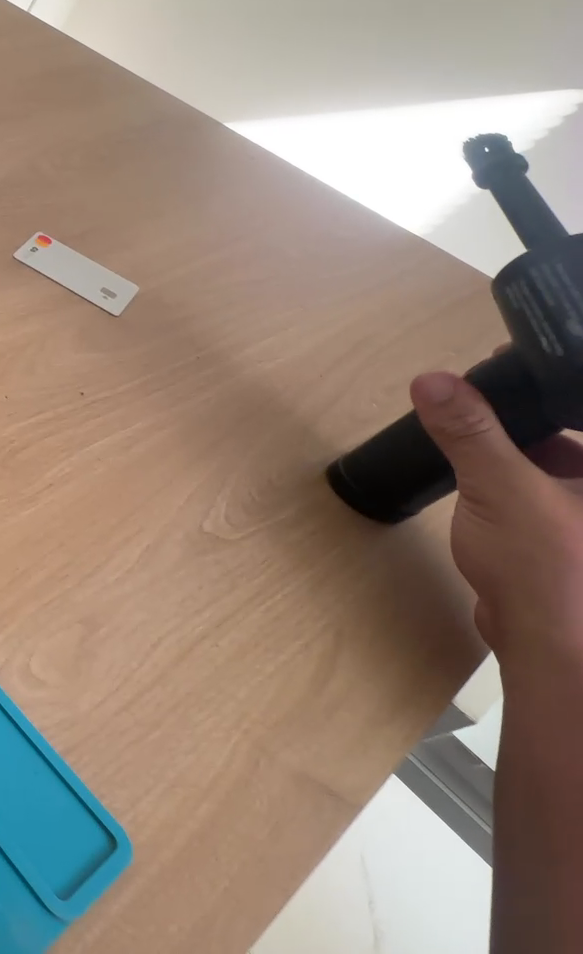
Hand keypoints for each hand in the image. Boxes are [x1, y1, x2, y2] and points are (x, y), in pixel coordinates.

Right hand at [411, 370, 582, 685]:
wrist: (553, 642)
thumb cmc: (548, 565)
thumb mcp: (501, 489)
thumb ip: (471, 433)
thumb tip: (433, 379)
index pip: (581, 403)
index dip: (555, 378)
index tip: (510, 359)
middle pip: (572, 427)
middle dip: (536, 408)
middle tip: (482, 386)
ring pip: (564, 452)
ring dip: (526, 435)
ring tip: (473, 422)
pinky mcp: (578, 526)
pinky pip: (554, 477)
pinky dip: (522, 464)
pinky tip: (484, 465)